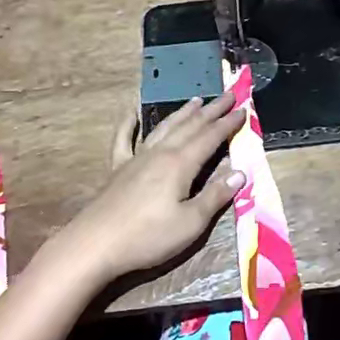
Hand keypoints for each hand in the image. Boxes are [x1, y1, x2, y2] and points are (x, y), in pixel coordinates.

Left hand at [44, 93, 247, 283]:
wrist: (96, 243)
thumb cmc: (148, 237)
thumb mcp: (190, 223)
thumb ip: (215, 196)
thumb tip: (239, 173)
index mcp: (180, 164)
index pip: (210, 138)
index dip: (227, 124)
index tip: (243, 109)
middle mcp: (158, 153)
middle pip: (189, 126)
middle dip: (210, 111)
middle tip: (228, 95)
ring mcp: (135, 158)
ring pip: (163, 128)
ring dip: (181, 114)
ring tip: (196, 101)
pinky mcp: (117, 169)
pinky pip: (124, 138)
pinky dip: (129, 123)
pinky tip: (132, 112)